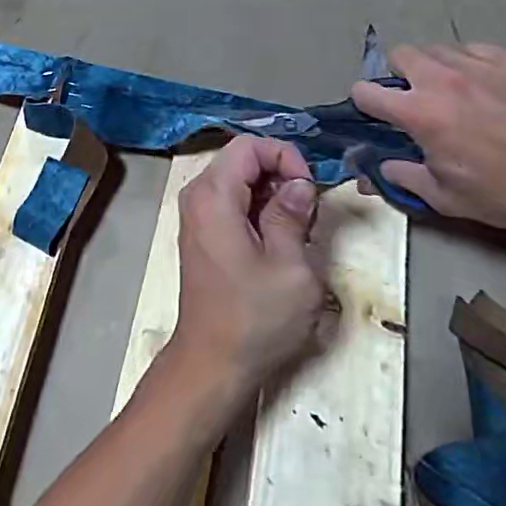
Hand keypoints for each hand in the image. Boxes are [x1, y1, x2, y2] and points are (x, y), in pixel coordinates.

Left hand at [167, 136, 326, 396]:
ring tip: (296, 231)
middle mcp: (197, 195)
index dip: (285, 156)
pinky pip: (232, 202)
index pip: (249, 145)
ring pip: (239, 181)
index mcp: (213, 195)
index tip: (309, 189)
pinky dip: (258, 210)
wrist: (213, 360)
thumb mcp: (290, 266)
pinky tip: (278, 241)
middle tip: (307, 213)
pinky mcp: (202, 232)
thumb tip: (299, 184)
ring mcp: (196, 214)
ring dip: (272, 195)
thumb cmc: (255, 316)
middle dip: (281, 175)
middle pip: (242, 160)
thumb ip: (293, 215)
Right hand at [350, 44, 505, 238]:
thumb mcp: (449, 199)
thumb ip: (405, 179)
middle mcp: (442, 80)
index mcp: (419, 113)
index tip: (377, 117)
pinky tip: (488, 86)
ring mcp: (481, 65)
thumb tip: (378, 170)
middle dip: (398, 74)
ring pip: (439, 49)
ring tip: (453, 92)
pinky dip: (473, 63)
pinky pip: (479, 50)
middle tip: (415, 100)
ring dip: (435, 67)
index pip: (366, 92)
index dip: (364, 103)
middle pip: (400, 55)